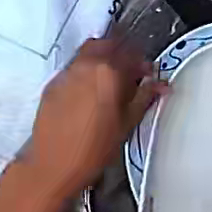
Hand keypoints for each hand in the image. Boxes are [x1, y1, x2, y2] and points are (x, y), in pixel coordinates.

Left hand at [19, 36, 165, 196]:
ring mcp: (67, 72)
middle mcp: (86, 65)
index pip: (131, 52)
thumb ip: (143, 98)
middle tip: (129, 71)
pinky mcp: (53, 83)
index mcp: (108, 72)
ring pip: (89, 50)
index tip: (146, 72)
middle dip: (122, 53)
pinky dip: (84, 70)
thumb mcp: (126, 124)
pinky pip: (73, 66)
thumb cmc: (91, 151)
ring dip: (102, 57)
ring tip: (109, 79)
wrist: (52, 167)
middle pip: (108, 43)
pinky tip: (88, 90)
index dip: (142, 62)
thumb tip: (158, 86)